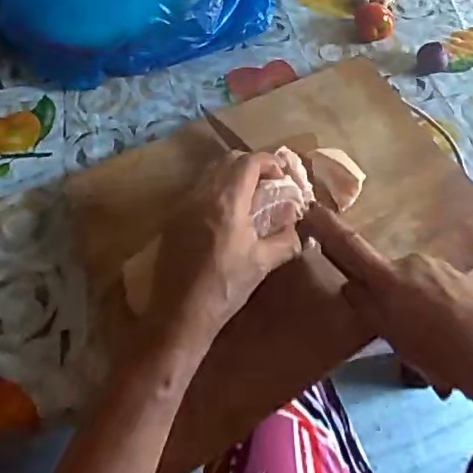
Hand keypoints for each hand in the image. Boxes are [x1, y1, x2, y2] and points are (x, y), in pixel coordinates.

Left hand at [144, 150, 305, 353]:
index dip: (269, 161)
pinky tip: (226, 212)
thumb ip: (285, 241)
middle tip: (268, 181)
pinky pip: (199, 188)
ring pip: (212, 172)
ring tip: (248, 195)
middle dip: (251, 164)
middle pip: (229, 160)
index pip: (249, 162)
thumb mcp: (262, 264)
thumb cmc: (225, 288)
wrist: (181, 313)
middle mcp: (204, 194)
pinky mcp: (175, 216)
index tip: (282, 173)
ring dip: (232, 174)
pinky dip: (216, 188)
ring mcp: (185, 203)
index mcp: (228, 202)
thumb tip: (298, 230)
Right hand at [302, 206, 472, 393]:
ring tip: (434, 350)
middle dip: (392, 298)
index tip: (309, 208)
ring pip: (417, 288)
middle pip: (389, 275)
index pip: (350, 246)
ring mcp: (439, 267)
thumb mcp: (392, 334)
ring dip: (419, 311)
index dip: (327, 228)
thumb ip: (367, 306)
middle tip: (405, 336)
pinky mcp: (461, 279)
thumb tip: (349, 286)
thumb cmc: (436, 346)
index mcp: (389, 275)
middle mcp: (411, 260)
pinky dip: (439, 316)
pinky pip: (439, 295)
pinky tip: (451, 345)